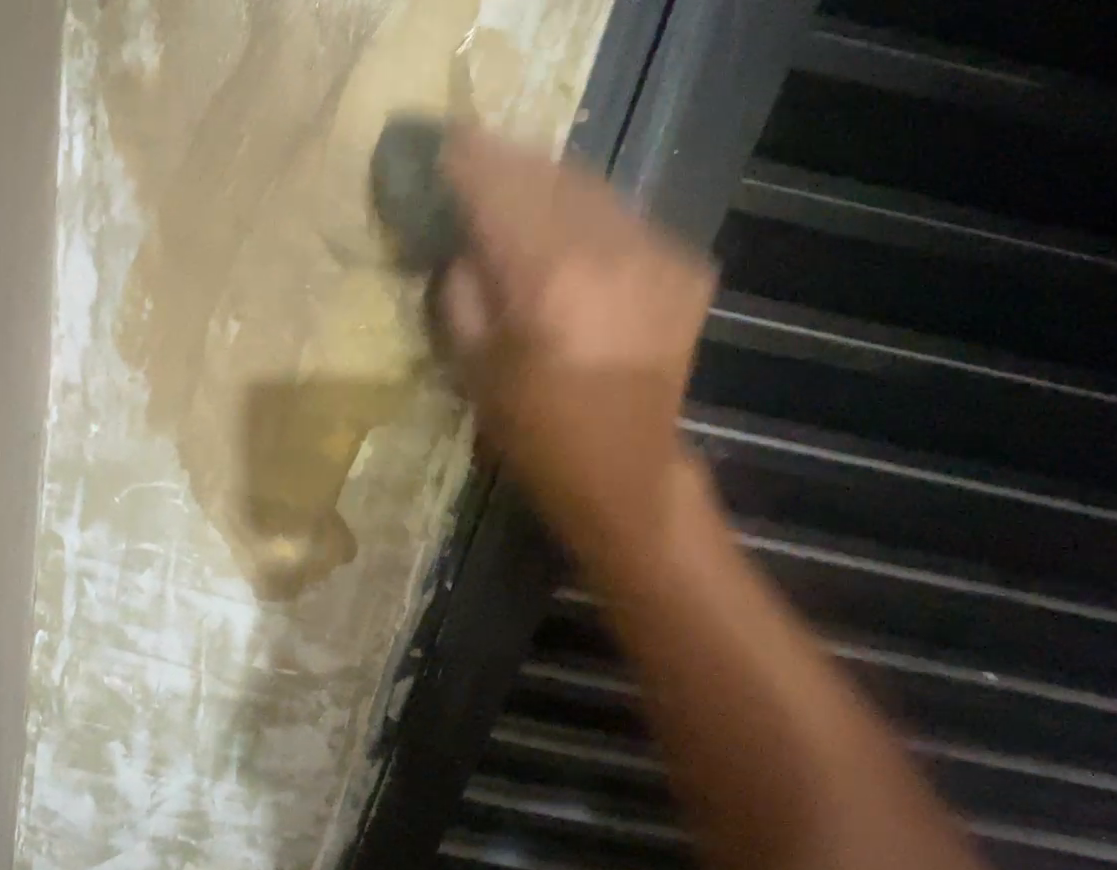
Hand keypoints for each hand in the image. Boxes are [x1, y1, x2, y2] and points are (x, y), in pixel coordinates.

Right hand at [439, 126, 716, 552]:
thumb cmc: (534, 431)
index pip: (493, 182)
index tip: (433, 152)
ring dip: (546, 187)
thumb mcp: (472, 367)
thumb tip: (460, 242)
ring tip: (517, 202)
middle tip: (469, 170)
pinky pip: (623, 217)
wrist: (624, 470)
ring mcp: (655, 249)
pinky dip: (588, 219)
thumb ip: (460, 290)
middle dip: (501, 165)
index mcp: (543, 274)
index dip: (459, 159)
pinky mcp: (683, 262)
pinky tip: (571, 247)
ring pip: (589, 186)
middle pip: (544, 172)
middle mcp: (606, 245)